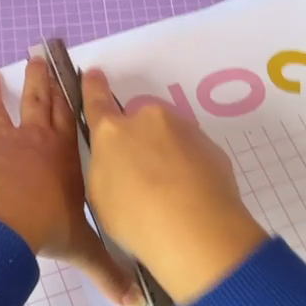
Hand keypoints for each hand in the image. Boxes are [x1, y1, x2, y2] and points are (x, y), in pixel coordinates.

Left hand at [0, 58, 138, 305]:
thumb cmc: (48, 229)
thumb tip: (136, 304)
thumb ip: (109, 272)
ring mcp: (3, 140)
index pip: (73, 119)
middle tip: (38, 56)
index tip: (79, 72)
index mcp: (65, 156)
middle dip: (40, 79)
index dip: (76, 95)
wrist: (8, 223)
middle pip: (40, 102)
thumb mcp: (83, 249)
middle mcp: (36, 140)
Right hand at [79, 69, 267, 304]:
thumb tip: (118, 160)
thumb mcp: (99, 195)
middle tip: (140, 177)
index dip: (93, 87)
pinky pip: (191, 152)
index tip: (95, 74)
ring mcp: (184, 129)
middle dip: (137, 141)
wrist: (197, 232)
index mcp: (112, 132)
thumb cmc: (134, 218)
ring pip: (167, 136)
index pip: (96, 101)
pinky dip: (188, 167)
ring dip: (164, 154)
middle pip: (137, 123)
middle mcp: (147, 120)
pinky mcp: (211, 146)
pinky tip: (190, 197)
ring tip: (169, 193)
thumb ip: (105, 166)